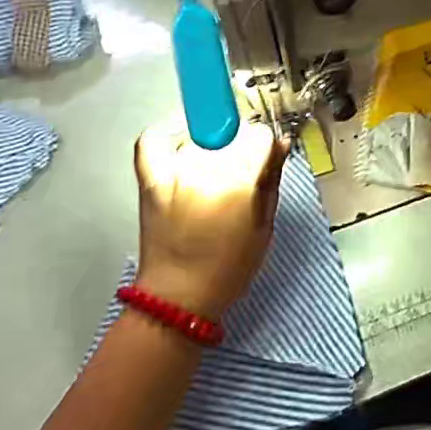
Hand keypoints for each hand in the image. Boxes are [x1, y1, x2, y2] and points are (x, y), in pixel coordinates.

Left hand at [134, 123, 287, 318]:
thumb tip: (281, 142)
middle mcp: (204, 169)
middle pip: (229, 133)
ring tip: (209, 175)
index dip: (264, 149)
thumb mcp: (265, 225)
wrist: (178, 296)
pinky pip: (153, 140)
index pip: (258, 135)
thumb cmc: (231, 267)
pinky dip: (166, 138)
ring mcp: (173, 171)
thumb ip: (273, 178)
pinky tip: (179, 152)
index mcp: (239, 183)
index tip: (263, 163)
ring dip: (208, 148)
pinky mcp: (149, 178)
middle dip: (238, 150)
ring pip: (198, 135)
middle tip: (237, 176)